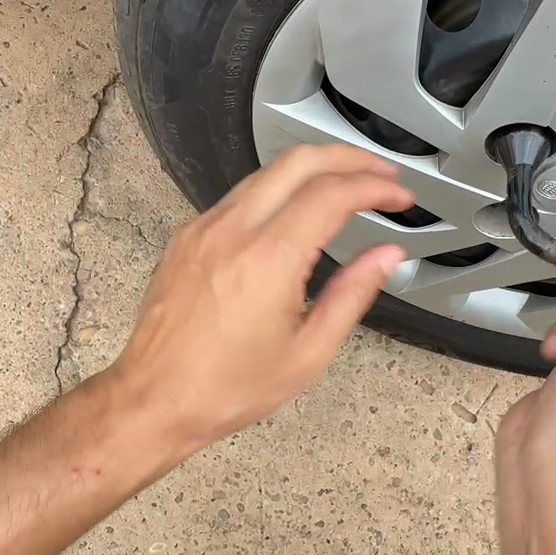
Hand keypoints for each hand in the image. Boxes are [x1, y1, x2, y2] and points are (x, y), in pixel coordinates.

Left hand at [108, 144, 412, 447]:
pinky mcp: (188, 235)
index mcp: (267, 260)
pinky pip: (239, 194)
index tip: (399, 196)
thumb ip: (352, 294)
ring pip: (267, 172)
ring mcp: (204, 228)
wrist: (156, 397)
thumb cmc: (225, 385)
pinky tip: (294, 210)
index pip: (332, 194)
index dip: (375, 187)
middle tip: (380, 174)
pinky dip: (277, 189)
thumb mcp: (307, 352)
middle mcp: (232, 232)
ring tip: (345, 186)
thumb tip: (386, 255)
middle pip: (299, 161)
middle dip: (349, 157)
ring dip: (313, 169)